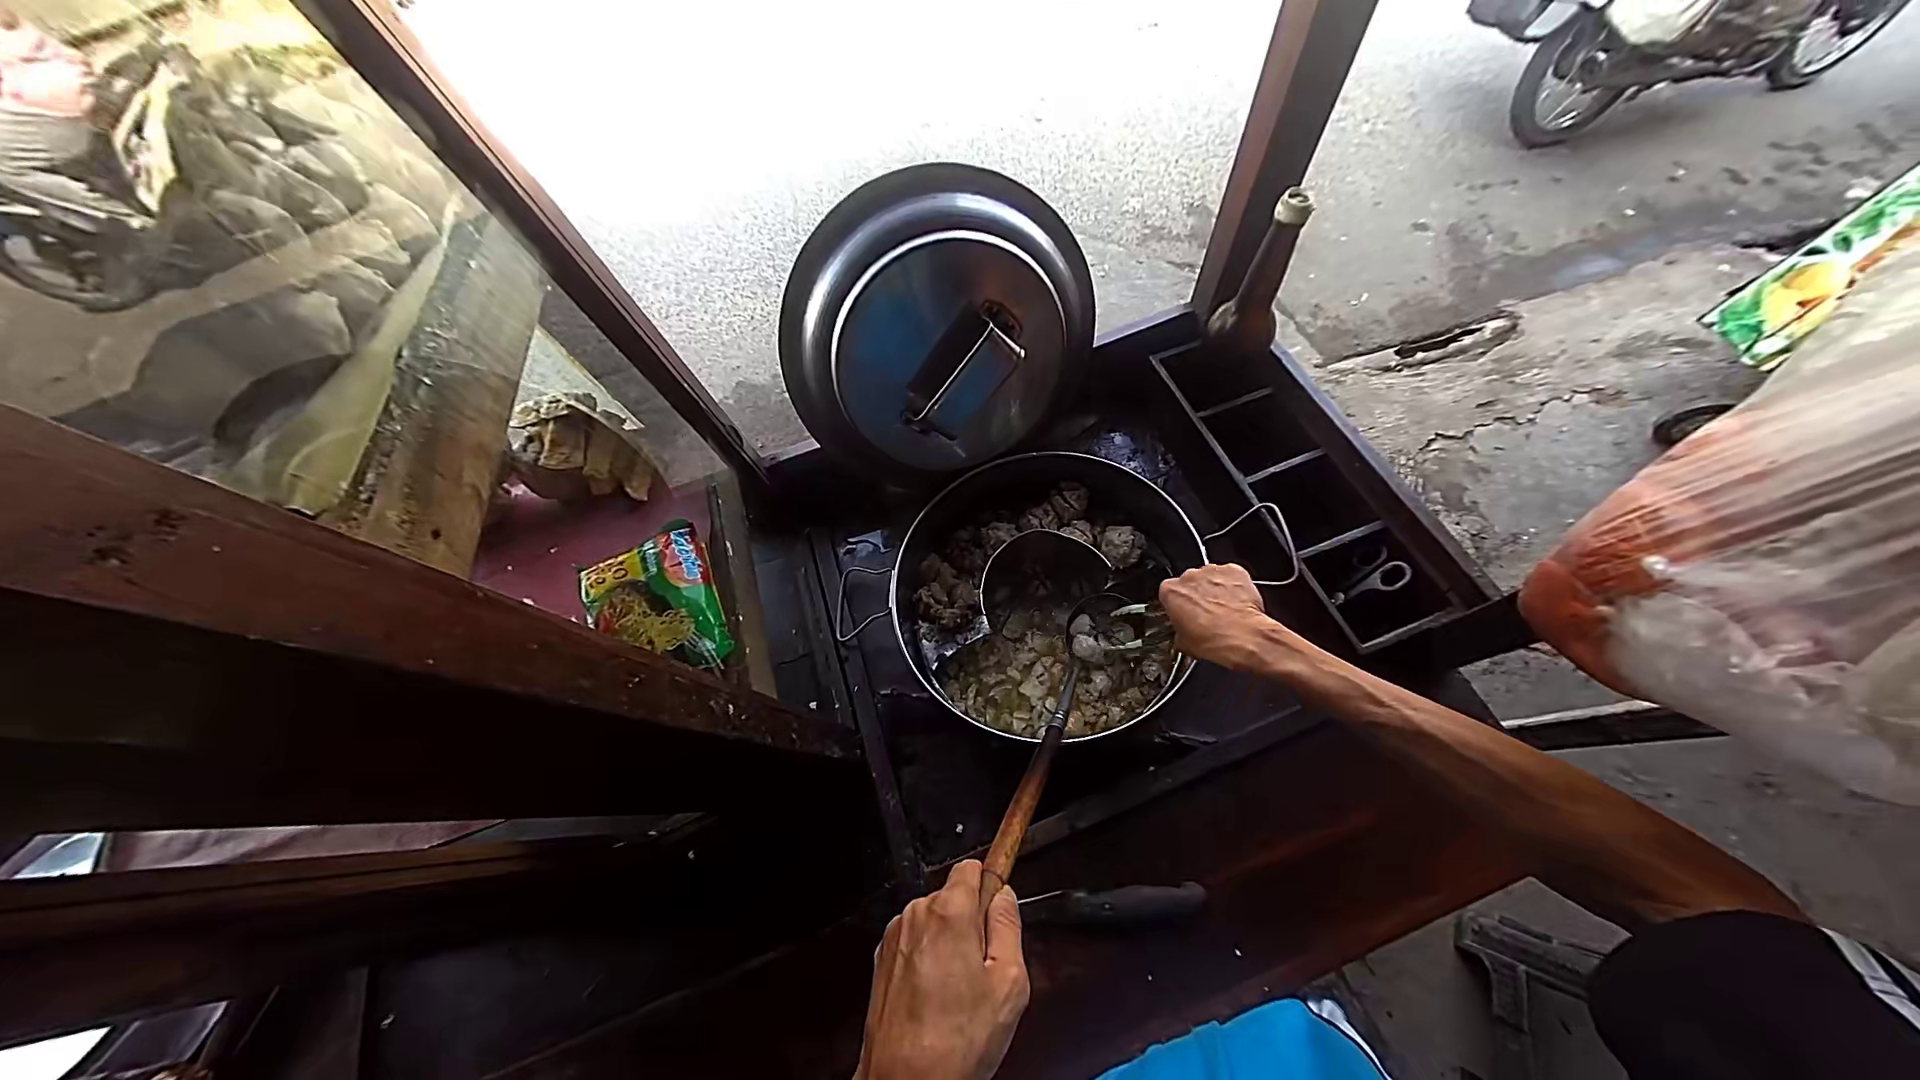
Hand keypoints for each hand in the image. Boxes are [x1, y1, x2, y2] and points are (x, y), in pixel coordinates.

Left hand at [856, 860, 1028, 1079]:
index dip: (989, 886)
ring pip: (933, 922)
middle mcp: (916, 914)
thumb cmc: (955, 1043)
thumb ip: (1009, 927)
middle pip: (953, 897)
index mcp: (949, 912)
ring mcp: (895, 936)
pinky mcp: (882, 958)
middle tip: (981, 968)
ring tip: (957, 992)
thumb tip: (1004, 897)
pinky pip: (914, 942)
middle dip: (971, 922)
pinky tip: (935, 999)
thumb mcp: (1009, 984)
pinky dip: (926, 959)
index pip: (972, 868)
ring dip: (947, 943)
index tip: (996, 908)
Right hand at [1158, 563, 1278, 671]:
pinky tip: (1237, 602)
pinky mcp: (1235, 571)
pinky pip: (1231, 575)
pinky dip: (1234, 585)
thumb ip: (1178, 631)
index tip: (1185, 614)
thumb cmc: (1215, 639)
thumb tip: (1183, 635)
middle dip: (1197, 595)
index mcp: (1170, 591)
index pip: (1168, 593)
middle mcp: (1190, 577)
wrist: (1244, 637)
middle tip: (1206, 615)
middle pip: (1190, 582)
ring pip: (1211, 577)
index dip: (1177, 605)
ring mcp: (1212, 572)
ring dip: (1215, 590)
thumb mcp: (1184, 644)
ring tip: (1224, 610)